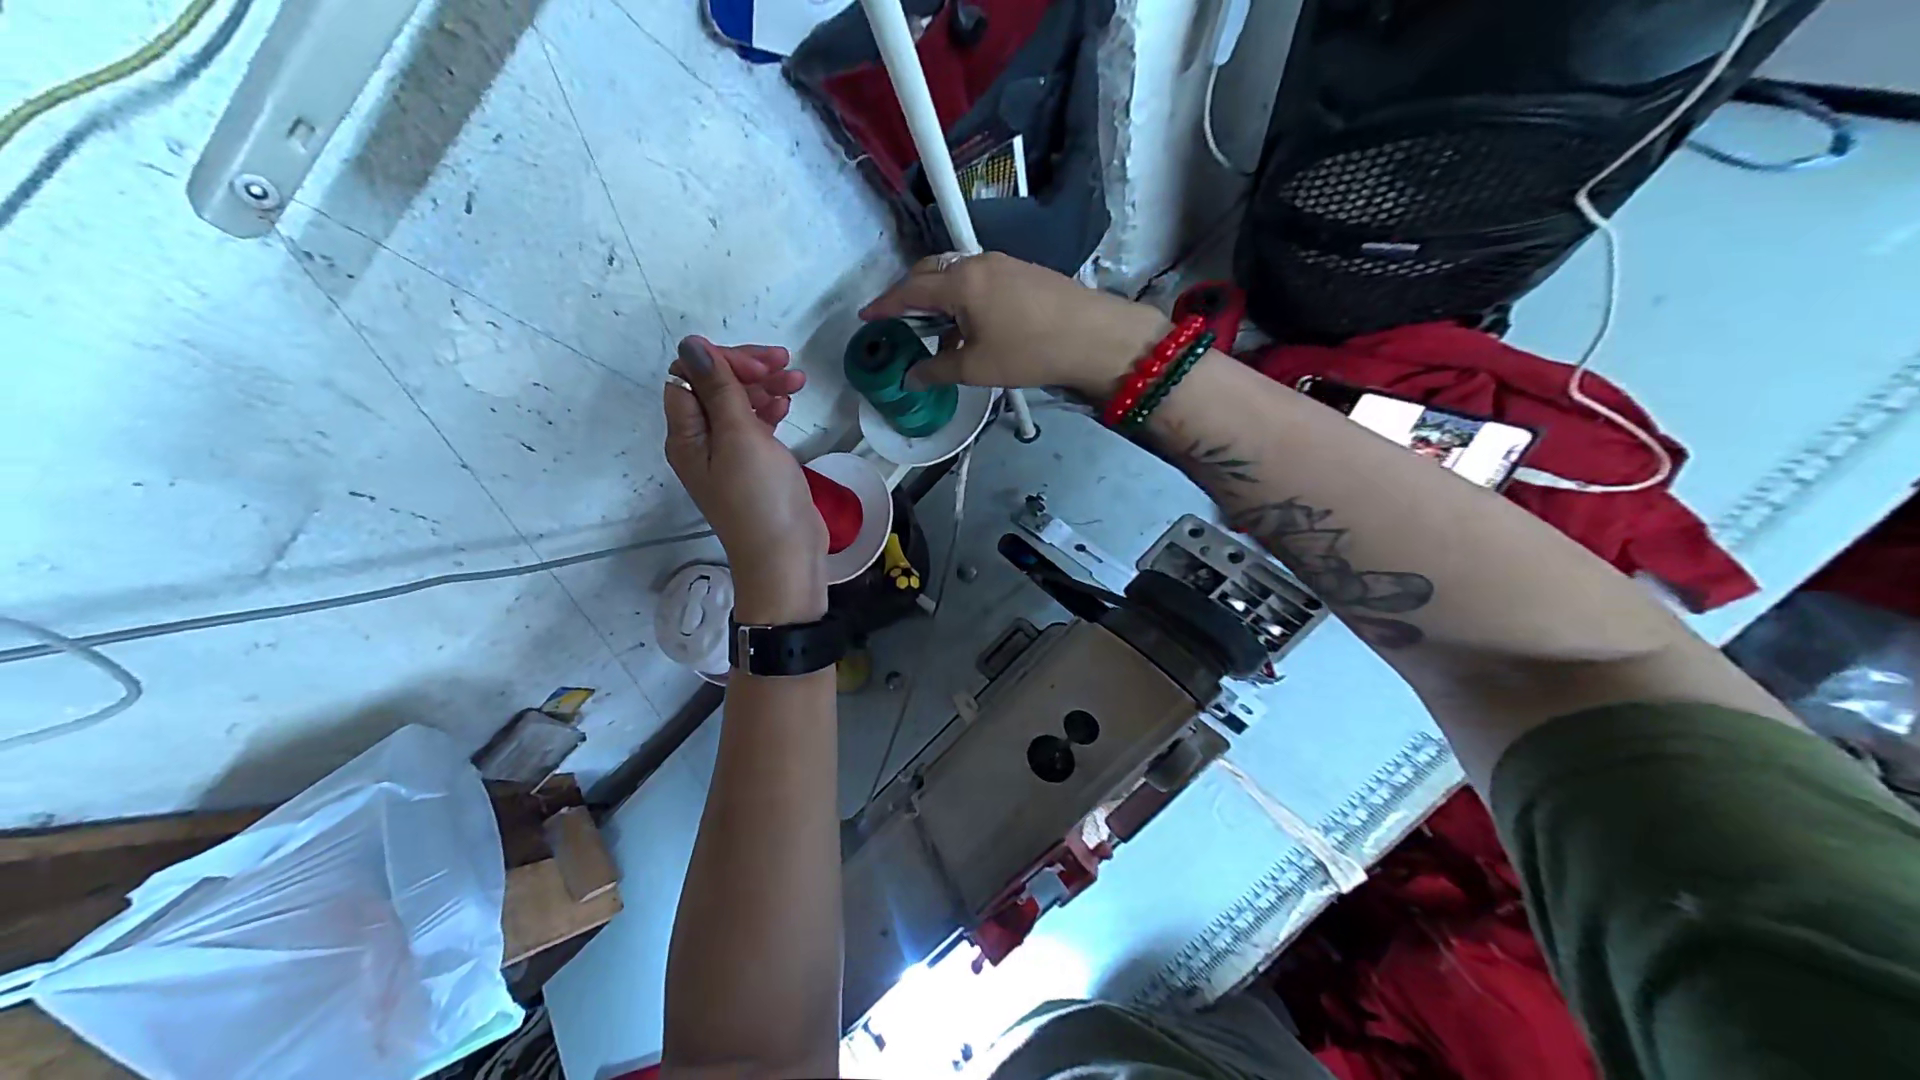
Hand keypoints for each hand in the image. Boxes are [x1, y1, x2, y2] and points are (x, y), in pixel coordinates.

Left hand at [664, 337, 827, 624]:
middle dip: (747, 370)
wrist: (786, 556)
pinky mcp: (754, 467)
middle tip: (784, 364)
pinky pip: (755, 426)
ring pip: (739, 405)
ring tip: (797, 381)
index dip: (721, 362)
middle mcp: (701, 442)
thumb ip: (719, 388)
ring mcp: (728, 456)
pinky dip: (770, 410)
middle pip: (715, 387)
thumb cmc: (760, 496)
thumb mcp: (738, 436)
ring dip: (764, 387)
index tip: (760, 366)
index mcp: (686, 435)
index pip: (689, 376)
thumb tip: (691, 343)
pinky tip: (788, 405)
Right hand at [859, 252, 1170, 398]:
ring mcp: (1003, 263)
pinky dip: (963, 298)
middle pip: (931, 272)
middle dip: (909, 294)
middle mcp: (977, 263)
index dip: (885, 305)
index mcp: (960, 282)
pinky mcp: (1022, 271)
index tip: (867, 315)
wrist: (1094, 336)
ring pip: (956, 275)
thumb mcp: (977, 367)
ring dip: (939, 298)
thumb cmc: (1030, 351)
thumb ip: (938, 370)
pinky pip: (979, 279)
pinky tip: (971, 326)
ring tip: (936, 330)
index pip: (910, 289)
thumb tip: (912, 376)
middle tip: (898, 320)